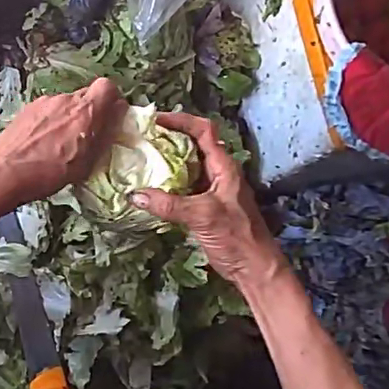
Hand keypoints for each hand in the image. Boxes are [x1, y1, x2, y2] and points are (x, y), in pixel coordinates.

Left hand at [0, 78, 126, 208]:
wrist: (3, 173)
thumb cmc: (48, 174)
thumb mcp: (86, 163)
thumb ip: (103, 136)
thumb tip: (115, 118)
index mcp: (86, 111)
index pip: (107, 87)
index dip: (111, 100)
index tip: (110, 117)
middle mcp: (65, 100)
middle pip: (85, 97)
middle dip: (89, 113)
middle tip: (86, 136)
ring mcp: (44, 102)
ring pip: (65, 105)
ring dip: (68, 119)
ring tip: (60, 144)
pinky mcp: (27, 109)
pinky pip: (48, 111)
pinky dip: (50, 122)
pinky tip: (42, 143)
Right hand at [128, 112, 286, 290]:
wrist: (254, 268)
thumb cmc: (237, 236)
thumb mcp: (202, 216)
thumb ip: (169, 205)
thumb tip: (134, 195)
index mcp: (224, 167)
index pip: (203, 130)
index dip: (181, 120)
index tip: (156, 120)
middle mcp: (217, 173)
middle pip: (192, 145)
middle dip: (168, 138)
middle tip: (142, 137)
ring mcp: (210, 190)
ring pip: (185, 166)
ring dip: (165, 161)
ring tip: (140, 157)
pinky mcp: (203, 207)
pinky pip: (181, 187)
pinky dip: (165, 183)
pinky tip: (148, 187)